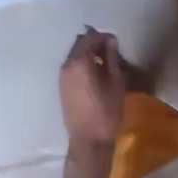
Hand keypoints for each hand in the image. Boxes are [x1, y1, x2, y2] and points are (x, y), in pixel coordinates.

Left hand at [60, 28, 126, 152]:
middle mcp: (67, 64)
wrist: (88, 140)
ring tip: (103, 62)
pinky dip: (82, 62)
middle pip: (80, 42)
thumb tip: (111, 40)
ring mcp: (62, 74)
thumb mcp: (116, 82)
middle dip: (95, 42)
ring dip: (88, 52)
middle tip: (110, 51)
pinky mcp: (61, 84)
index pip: (92, 37)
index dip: (105, 37)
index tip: (116, 43)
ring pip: (74, 53)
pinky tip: (93, 72)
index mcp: (80, 61)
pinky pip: (71, 64)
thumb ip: (112, 57)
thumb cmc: (107, 111)